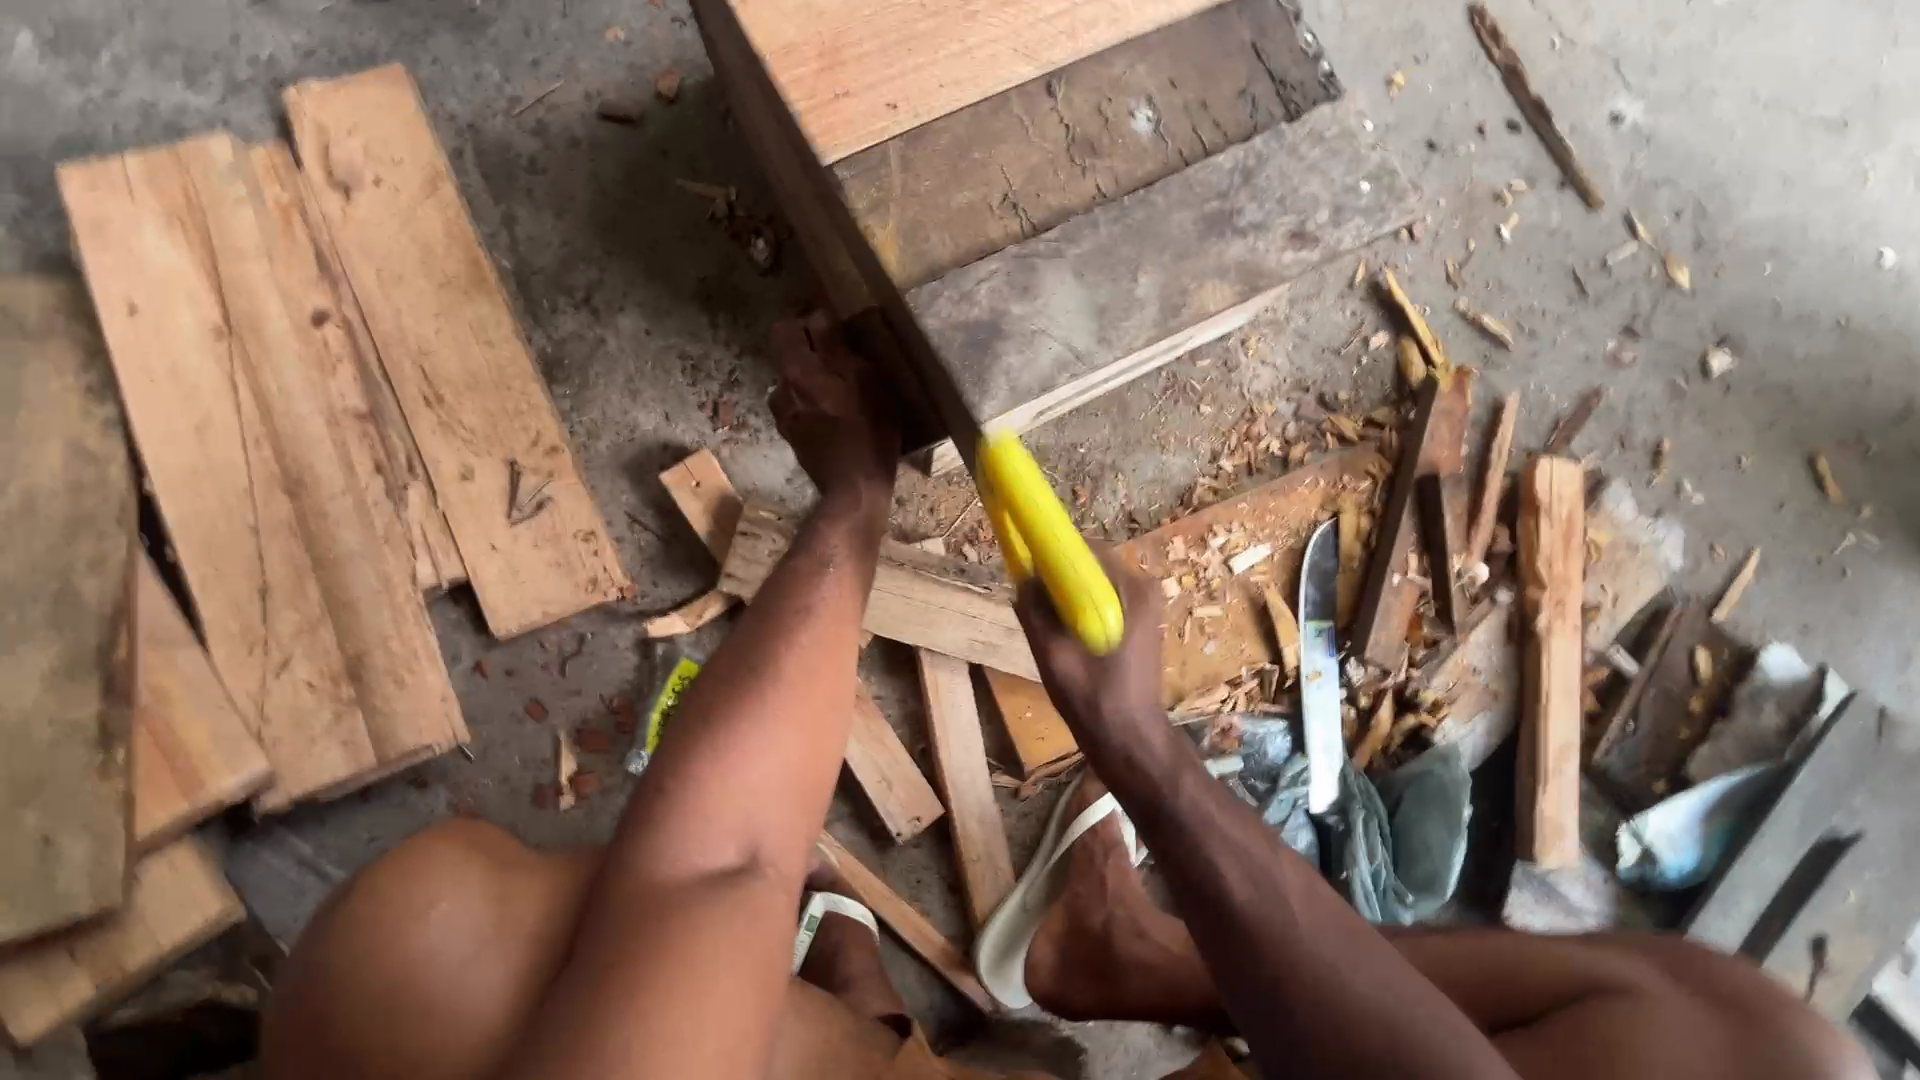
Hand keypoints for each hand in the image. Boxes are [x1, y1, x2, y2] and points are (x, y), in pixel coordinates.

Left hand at [768, 315, 899, 507]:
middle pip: (791, 358)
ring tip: (845, 398)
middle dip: (815, 357)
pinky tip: (839, 422)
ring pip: (797, 386)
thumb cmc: (868, 431)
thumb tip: (819, 316)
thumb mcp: (864, 379)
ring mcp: (784, 418)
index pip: (785, 328)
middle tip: (848, 368)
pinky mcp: (794, 440)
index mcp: (795, 371)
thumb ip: (836, 345)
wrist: (855, 489)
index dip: (809, 325)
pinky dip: (816, 408)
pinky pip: (801, 410)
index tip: (835, 334)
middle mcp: (780, 391)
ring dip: (815, 385)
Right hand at [1014, 546, 1171, 758]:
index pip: (1087, 550)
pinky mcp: (1137, 625)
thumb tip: (1022, 580)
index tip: (1025, 563)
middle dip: (1057, 577)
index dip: (1052, 553)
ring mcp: (1143, 608)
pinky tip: (1061, 636)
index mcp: (1131, 590)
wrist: (1130, 742)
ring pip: (1092, 586)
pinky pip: (1100, 603)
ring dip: (1065, 597)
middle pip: (1090, 566)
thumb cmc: (1095, 700)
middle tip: (1031, 600)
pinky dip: (1078, 611)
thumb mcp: (1054, 656)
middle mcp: (1143, 590)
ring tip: (1043, 622)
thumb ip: (1035, 613)